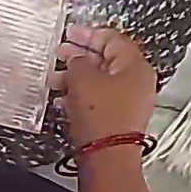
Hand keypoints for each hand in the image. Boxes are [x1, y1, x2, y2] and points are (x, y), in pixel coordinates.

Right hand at [54, 26, 156, 148]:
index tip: (69, 33)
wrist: (107, 158)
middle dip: (79, 56)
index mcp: (135, 66)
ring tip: (54, 79)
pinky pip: (99, 100)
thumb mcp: (82, 79)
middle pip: (106, 60)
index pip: (112, 38)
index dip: (88, 34)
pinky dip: (81, 96)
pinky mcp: (118, 120)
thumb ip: (77, 61)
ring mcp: (129, 102)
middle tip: (59, 54)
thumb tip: (76, 59)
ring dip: (76, 77)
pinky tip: (62, 100)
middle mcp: (137, 82)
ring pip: (100, 81)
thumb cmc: (100, 115)